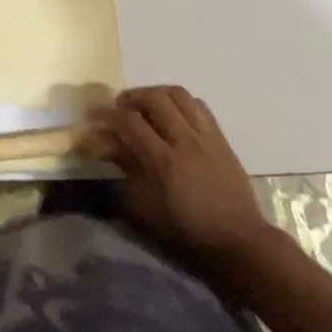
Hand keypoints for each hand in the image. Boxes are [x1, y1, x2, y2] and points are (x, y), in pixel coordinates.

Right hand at [95, 86, 276, 261]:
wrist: (238, 238)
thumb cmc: (187, 229)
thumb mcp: (147, 207)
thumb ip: (126, 170)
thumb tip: (106, 145)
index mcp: (164, 161)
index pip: (130, 122)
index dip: (107, 115)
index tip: (93, 116)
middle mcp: (185, 141)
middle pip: (155, 98)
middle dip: (131, 97)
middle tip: (120, 107)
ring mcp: (206, 136)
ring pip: (179, 95)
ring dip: (157, 94)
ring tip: (146, 106)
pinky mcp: (221, 138)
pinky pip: (200, 106)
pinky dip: (181, 103)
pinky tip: (174, 115)